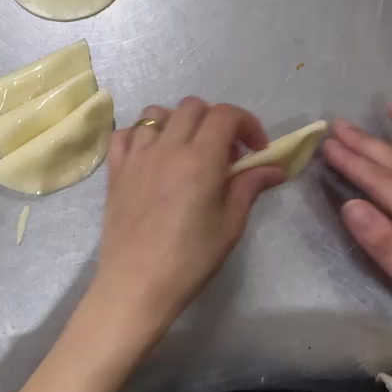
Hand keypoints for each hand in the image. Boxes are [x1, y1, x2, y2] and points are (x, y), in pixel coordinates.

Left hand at [90, 97, 289, 340]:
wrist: (137, 285)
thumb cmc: (190, 259)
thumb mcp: (230, 224)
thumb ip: (249, 186)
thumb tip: (276, 168)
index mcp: (199, 159)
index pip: (225, 115)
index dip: (247, 124)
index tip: (256, 150)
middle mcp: (166, 147)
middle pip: (193, 107)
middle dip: (216, 121)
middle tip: (225, 154)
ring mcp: (136, 156)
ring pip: (156, 113)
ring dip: (178, 123)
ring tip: (187, 150)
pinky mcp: (115, 170)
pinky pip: (125, 134)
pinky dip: (142, 134)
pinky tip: (152, 155)